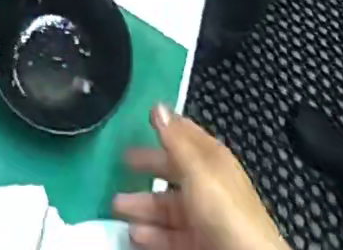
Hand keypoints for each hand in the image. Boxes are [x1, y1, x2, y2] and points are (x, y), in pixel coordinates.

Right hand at [113, 105, 289, 249]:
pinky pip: (170, 236)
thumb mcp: (198, 171)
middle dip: (145, 168)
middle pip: (171, 171)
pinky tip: (134, 234)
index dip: (165, 126)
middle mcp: (207, 186)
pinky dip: (152, 234)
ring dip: (142, 206)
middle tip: (119, 164)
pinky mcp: (198, 245)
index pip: (185, 135)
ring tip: (117, 207)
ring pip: (167, 206)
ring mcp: (203, 218)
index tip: (140, 119)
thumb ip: (175, 140)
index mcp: (211, 161)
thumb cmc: (225, 212)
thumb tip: (157, 105)